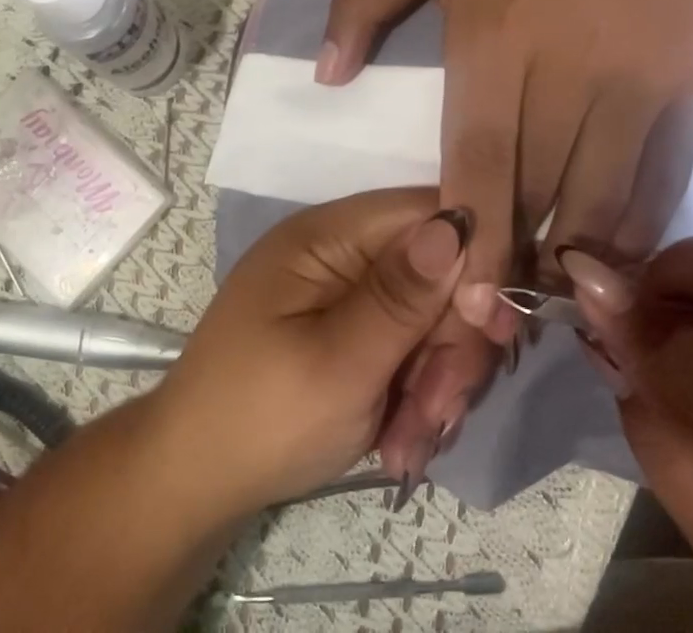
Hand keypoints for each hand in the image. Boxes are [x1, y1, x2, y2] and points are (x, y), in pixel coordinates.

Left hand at [148, 190, 467, 514]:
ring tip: (408, 442)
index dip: (472, 260)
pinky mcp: (343, 338)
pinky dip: (412, 398)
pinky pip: (404, 353)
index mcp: (322, 240)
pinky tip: (398, 442)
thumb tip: (455, 223)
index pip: (423, 211)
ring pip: (428, 323)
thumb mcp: (340, 361)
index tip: (494, 326)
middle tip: (438, 410)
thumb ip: (402, 296)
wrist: (198, 479)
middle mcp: (333, 257)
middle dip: (448, 346)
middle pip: (434, 274)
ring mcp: (338, 300)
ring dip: (433, 385)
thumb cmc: (263, 417)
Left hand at [320, 0, 692, 477]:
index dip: (467, 239)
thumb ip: (364, 6)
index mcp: (491, 47)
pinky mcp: (687, 93)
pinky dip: (638, 229)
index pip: (476, 163)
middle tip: (495, 332)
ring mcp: (634, 90)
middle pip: (539, 195)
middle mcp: (563, 80)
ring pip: (604, 201)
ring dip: (577, 265)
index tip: (460, 304)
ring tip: (548, 314)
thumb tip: (326, 76)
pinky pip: (661, 179)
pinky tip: (618, 268)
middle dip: (518, 269)